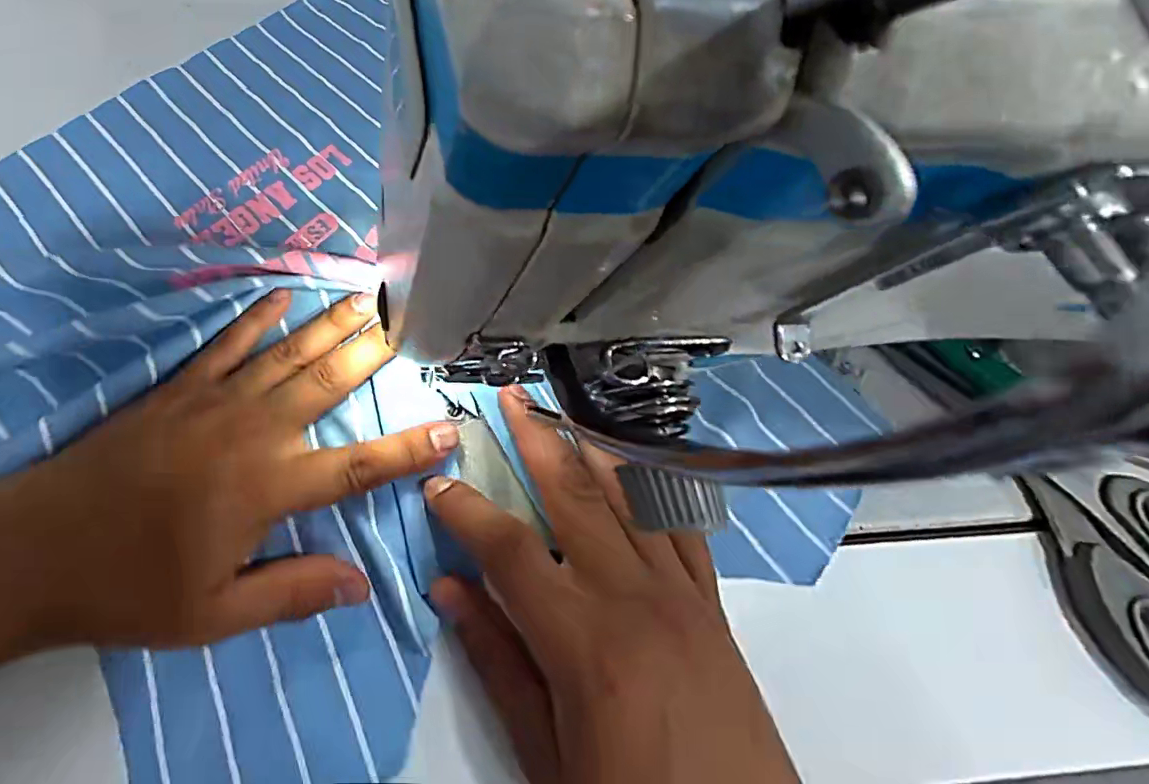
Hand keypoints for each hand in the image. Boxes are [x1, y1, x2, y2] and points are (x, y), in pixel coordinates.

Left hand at [0, 289, 459, 688]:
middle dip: (370, 354)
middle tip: (404, 324)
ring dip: (327, 326)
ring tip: (362, 299)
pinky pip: (227, 344)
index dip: (406, 450)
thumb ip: (292, 591)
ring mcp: (214, 401)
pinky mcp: (179, 388)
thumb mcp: (214, 614)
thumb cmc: (130, 587)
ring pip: (285, 355)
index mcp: (268, 488)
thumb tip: (360, 584)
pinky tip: (281, 297)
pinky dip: (256, 318)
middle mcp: (252, 432)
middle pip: (326, 385)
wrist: (37, 547)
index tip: (447, 426)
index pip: (356, 467)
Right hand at [425, 387, 798, 783]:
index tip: (436, 486)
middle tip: (507, 399)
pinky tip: (636, 462)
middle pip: (573, 494)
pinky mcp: (712, 605)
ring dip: (591, 445)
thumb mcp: (545, 753)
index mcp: (582, 640)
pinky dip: (655, 486)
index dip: (465, 511)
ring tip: (563, 410)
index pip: (508, 549)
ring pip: (631, 496)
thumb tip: (448, 589)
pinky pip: (682, 525)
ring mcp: (680, 594)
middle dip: (534, 439)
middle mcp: (632, 598)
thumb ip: (495, 660)